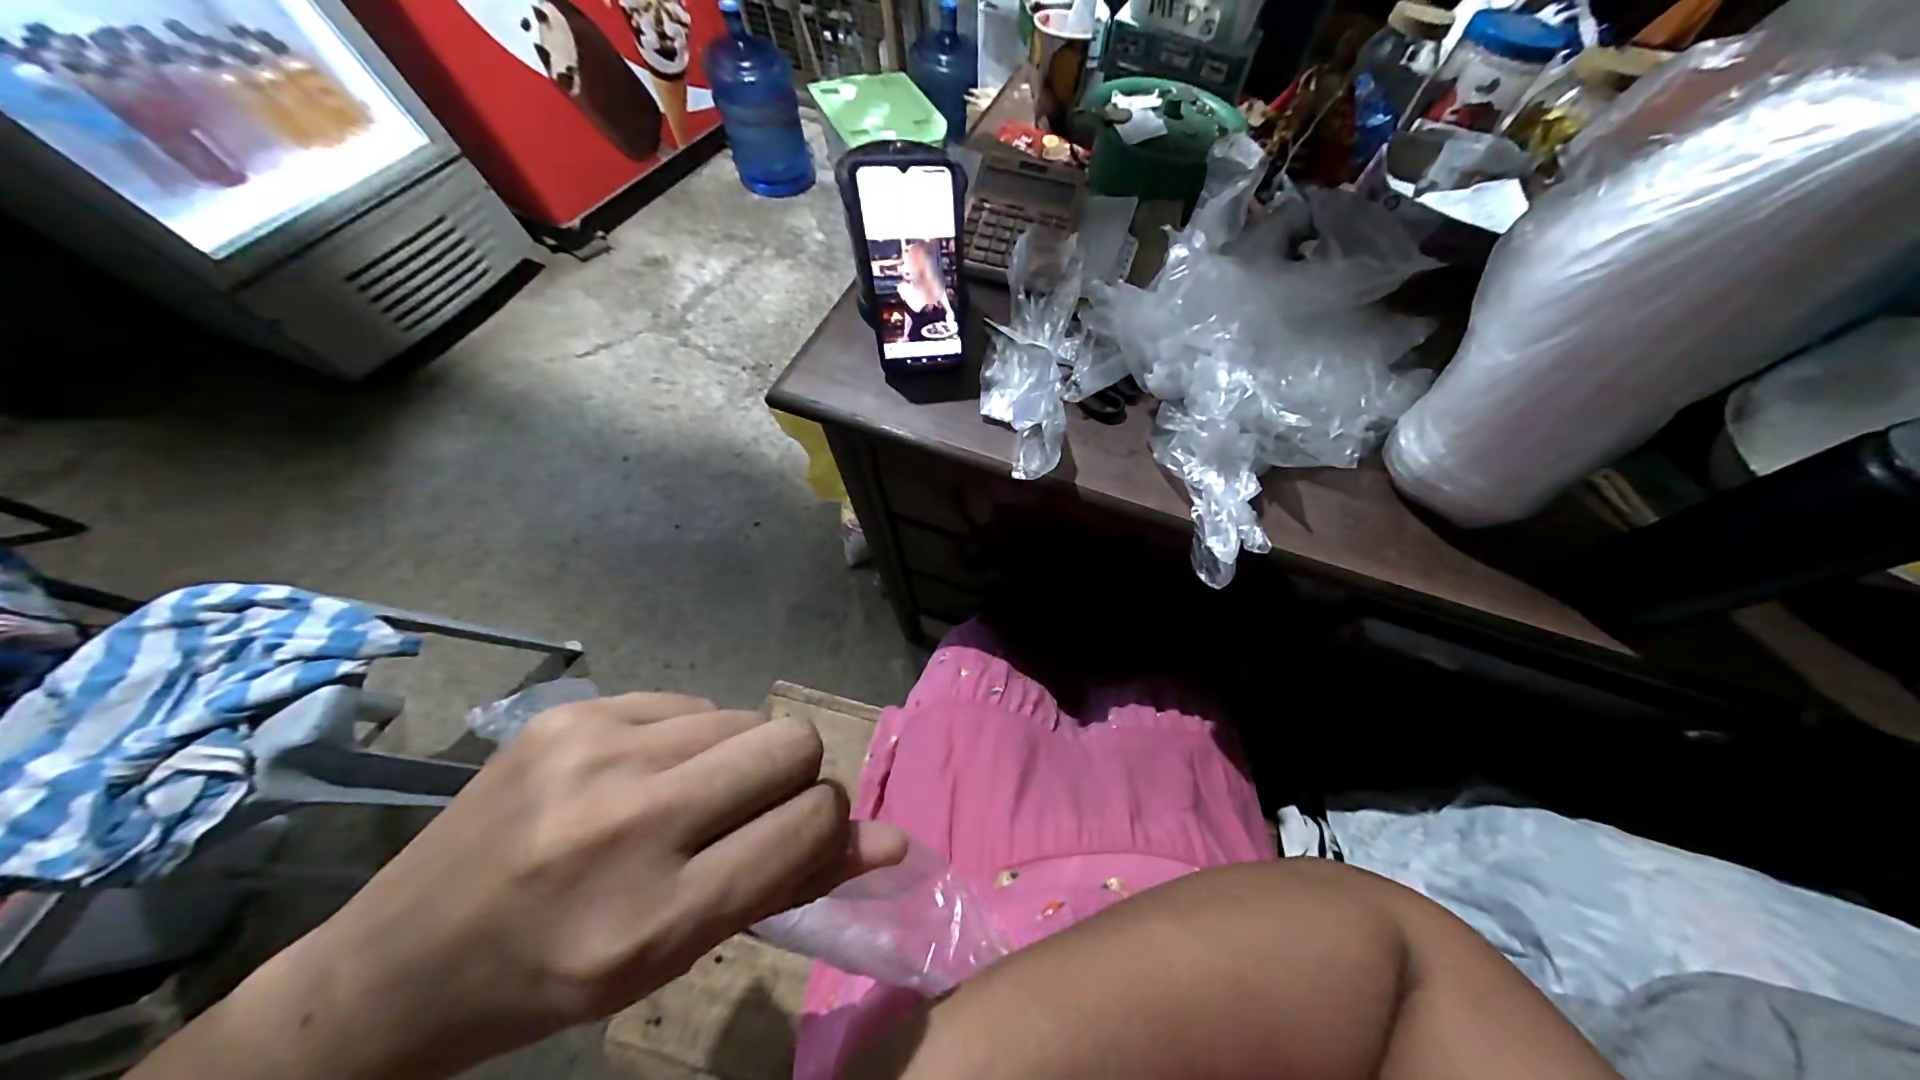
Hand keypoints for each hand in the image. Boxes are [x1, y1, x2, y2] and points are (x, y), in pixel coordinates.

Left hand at [132, 694, 906, 1079]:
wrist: (399, 963)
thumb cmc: (560, 976)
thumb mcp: (679, 954)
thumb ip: (792, 884)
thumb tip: (890, 840)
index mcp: (657, 916)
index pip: (809, 821)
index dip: (823, 825)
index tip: (795, 836)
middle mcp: (629, 822)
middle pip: (792, 744)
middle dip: (794, 778)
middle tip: (748, 812)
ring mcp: (594, 753)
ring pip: (746, 716)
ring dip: (740, 757)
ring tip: (687, 798)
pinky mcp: (573, 713)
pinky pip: (691, 703)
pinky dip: (692, 738)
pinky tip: (644, 774)